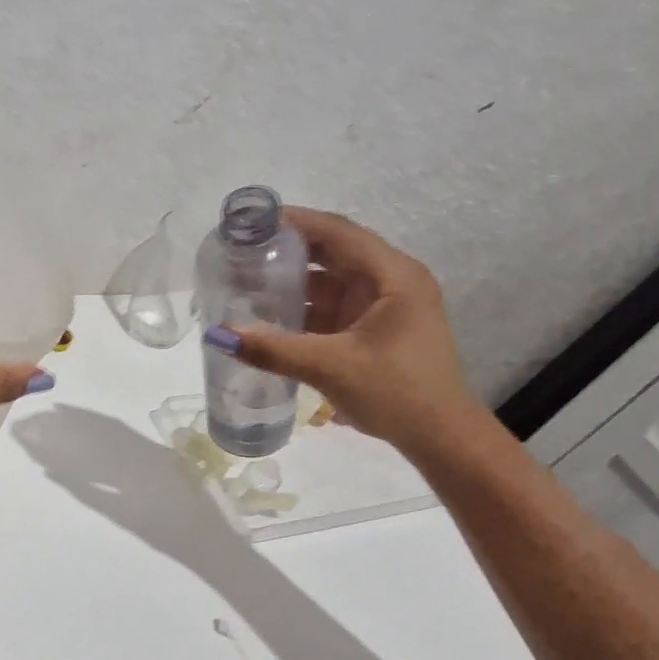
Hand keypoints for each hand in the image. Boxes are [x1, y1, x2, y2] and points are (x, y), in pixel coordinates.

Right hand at [203, 207, 481, 449]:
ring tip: (243, 281)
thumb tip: (218, 335)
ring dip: (290, 282)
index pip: (337, 233)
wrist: (440, 437)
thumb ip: (273, 349)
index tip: (250, 221)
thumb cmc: (396, 391)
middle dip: (286, 251)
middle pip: (331, 253)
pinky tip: (267, 315)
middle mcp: (390, 282)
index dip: (295, 222)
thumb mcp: (330, 367)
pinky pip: (330, 307)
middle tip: (239, 251)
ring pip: (328, 281)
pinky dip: (301, 308)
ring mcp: (382, 307)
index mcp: (392, 276)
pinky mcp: (373, 330)